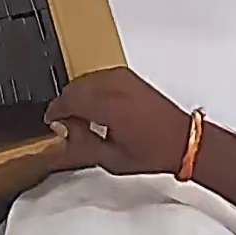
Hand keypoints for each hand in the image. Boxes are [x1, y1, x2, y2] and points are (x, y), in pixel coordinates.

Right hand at [43, 68, 190, 175]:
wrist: (183, 141)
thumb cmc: (155, 152)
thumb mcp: (113, 160)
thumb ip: (83, 144)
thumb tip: (65, 132)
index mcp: (109, 108)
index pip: (68, 101)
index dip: (55, 111)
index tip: (52, 120)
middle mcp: (114, 87)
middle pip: (73, 89)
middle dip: (66, 104)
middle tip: (68, 123)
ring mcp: (121, 77)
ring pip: (83, 81)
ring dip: (78, 96)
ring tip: (84, 117)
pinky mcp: (126, 74)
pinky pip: (96, 77)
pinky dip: (90, 89)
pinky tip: (97, 106)